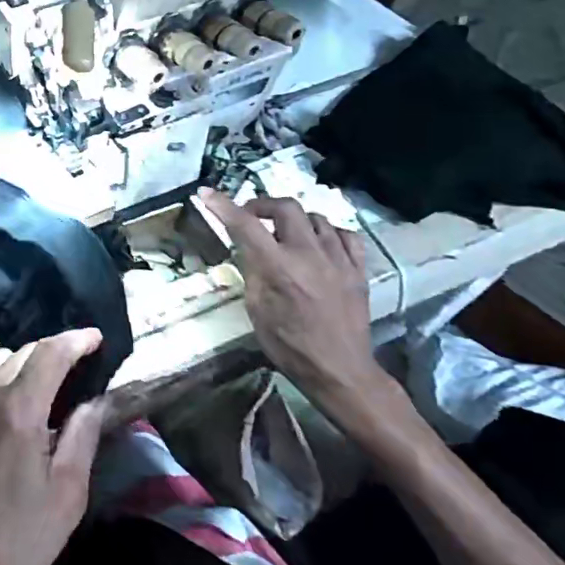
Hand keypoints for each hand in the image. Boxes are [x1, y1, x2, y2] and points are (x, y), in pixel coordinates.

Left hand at [0, 330, 109, 564]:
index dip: (76, 340)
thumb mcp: (69, 489)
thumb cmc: (26, 532)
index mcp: (20, 409)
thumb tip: (97, 397)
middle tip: (81, 364)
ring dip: (25, 358)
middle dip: (57, 351)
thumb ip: (83, 433)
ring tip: (48, 374)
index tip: (97, 337)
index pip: (50, 354)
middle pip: (26, 352)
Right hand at [195, 188, 390, 414]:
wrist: (340, 371)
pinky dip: (327, 232)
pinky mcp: (358, 271)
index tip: (206, 193)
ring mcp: (338, 261)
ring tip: (284, 233)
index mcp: (278, 268)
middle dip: (263, 205)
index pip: (245, 225)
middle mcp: (309, 256)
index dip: (223, 205)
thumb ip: (252, 270)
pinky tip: (319, 243)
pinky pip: (345, 235)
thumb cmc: (288, 345)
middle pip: (286, 208)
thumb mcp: (256, 308)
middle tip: (251, 217)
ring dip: (294, 220)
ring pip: (316, 217)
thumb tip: (247, 246)